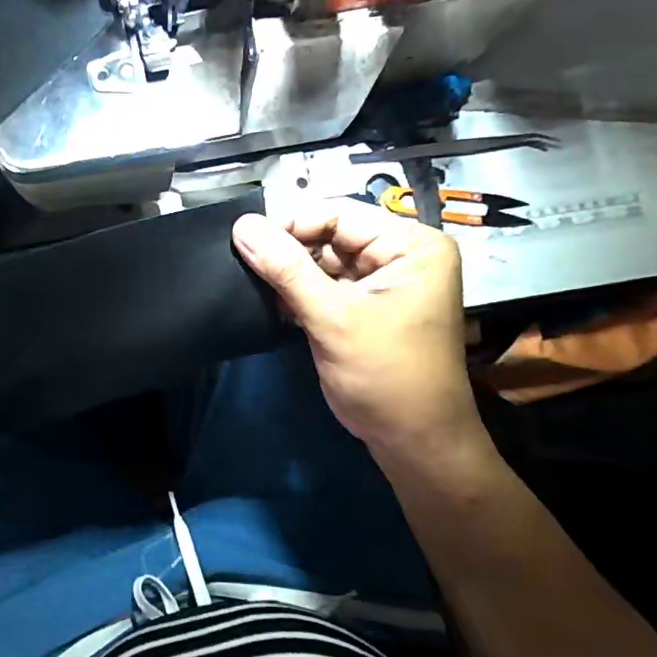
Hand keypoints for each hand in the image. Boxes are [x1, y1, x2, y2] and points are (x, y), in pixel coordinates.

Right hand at [232, 200, 480, 451]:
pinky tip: (271, 299)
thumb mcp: (333, 318)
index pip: (340, 214)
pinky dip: (303, 293)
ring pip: (327, 262)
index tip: (243, 238)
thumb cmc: (385, 377)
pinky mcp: (370, 308)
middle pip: (333, 235)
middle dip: (290, 249)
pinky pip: (330, 286)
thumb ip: (286, 269)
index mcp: (412, 245)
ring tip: (251, 279)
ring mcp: (387, 283)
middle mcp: (403, 255)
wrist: (415, 442)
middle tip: (242, 260)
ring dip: (292, 273)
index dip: (291, 223)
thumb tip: (242, 225)